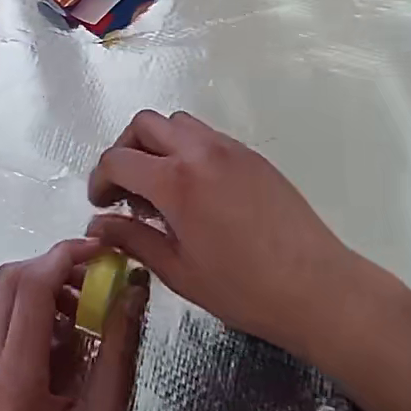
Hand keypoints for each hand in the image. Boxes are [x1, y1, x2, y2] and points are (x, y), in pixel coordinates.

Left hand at [0, 238, 147, 410]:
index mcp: (13, 382)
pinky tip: (54, 346)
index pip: (32, 289)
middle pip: (6, 283)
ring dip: (36, 290)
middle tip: (93, 275)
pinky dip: (22, 318)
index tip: (100, 248)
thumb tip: (133, 293)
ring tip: (80, 313)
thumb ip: (118, 353)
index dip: (66, 256)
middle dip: (52, 266)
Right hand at [86, 111, 410, 410]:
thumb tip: (96, 226)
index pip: (118, 159)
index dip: (99, 179)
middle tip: (126, 189)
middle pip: (145, 124)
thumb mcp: (178, 270)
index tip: (101, 205)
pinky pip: (208, 136)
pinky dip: (188, 149)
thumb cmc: (242, 288)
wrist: (315, 285)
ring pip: (179, 122)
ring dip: (158, 144)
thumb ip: (132, 239)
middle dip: (125, 149)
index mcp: (176, 181)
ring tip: (162, 187)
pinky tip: (196, 189)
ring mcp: (231, 148)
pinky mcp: (253, 155)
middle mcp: (201, 151)